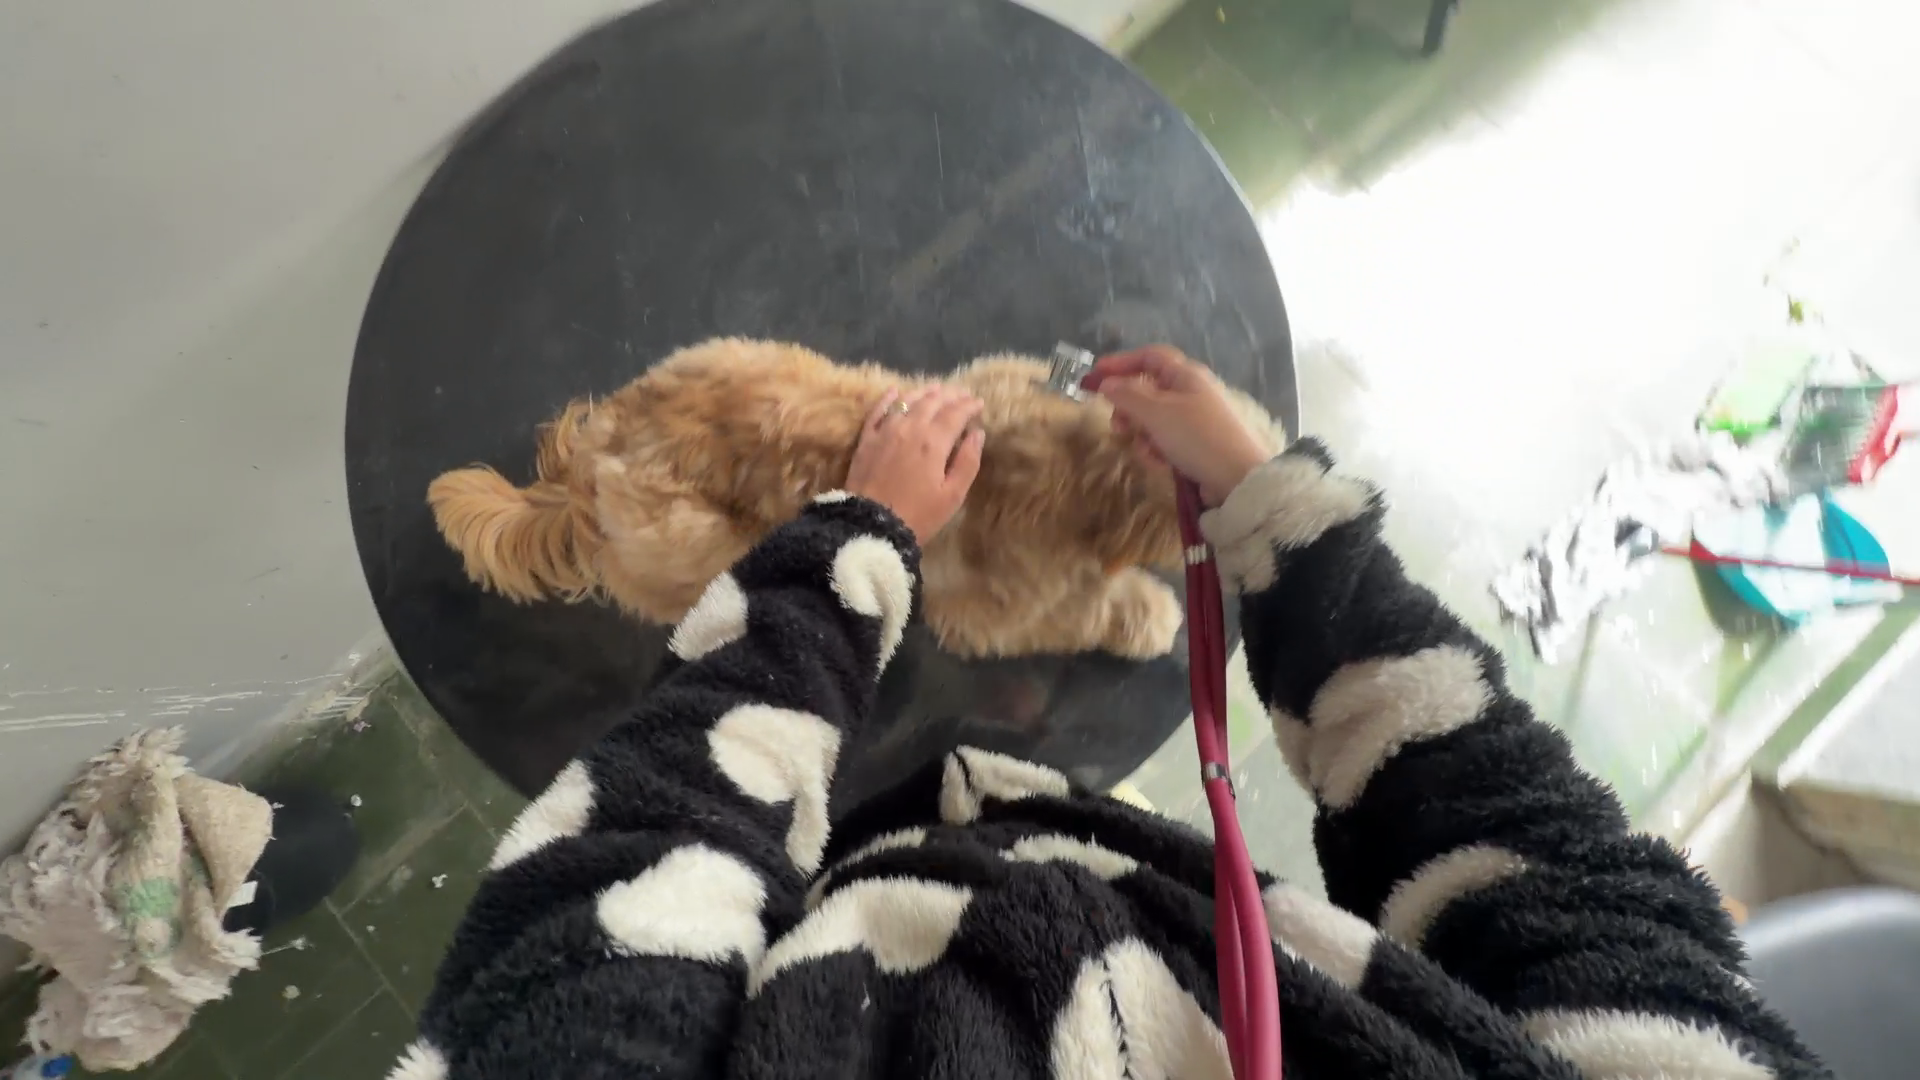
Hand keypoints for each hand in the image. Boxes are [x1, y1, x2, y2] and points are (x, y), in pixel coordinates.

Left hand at [845, 385, 985, 542]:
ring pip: (907, 401)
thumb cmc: (918, 516)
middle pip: (933, 402)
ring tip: (936, 389)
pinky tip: (895, 391)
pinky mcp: (867, 439)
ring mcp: (885, 431)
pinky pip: (878, 410)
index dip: (969, 405)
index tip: (979, 403)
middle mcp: (910, 427)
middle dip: (950, 395)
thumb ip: (968, 461)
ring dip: (924, 392)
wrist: (871, 526)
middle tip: (961, 394)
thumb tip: (977, 433)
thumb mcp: (953, 495)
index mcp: (934, 441)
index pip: (956, 413)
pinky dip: (888, 398)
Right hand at [1083, 345, 1273, 506]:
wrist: (1237, 479)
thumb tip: (1105, 383)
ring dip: (1142, 434)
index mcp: (1185, 375)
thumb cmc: (1196, 437)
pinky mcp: (1195, 444)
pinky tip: (1161, 463)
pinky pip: (1165, 440)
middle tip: (1117, 425)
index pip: (1149, 357)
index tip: (1094, 376)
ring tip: (1144, 450)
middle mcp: (1191, 392)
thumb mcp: (1156, 413)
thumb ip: (1126, 395)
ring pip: (1153, 419)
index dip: (1120, 362)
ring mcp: (1194, 419)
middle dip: (1128, 407)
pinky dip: (1157, 450)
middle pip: (1147, 390)